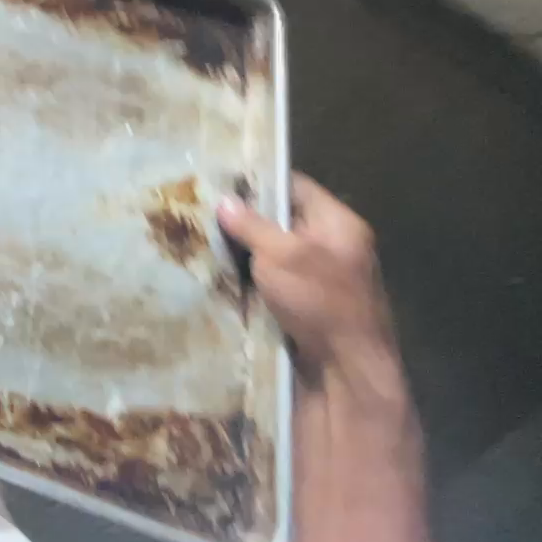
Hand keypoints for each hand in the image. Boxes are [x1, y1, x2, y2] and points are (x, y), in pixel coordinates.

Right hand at [218, 173, 398, 382]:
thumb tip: (225, 200)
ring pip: (270, 244)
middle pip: (280, 215)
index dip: (259, 179)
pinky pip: (267, 269)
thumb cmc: (319, 301)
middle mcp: (331, 242)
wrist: (344, 364)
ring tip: (197, 232)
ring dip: (239, 242)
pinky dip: (244, 266)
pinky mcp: (301, 294)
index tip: (217, 177)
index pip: (295, 186)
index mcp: (338, 224)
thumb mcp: (282, 255)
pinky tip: (214, 264)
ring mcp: (317, 270)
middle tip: (197, 205)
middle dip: (241, 212)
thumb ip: (252, 225)